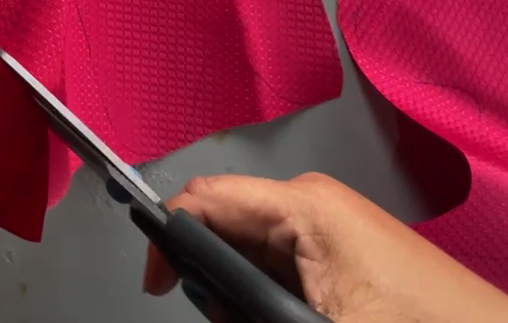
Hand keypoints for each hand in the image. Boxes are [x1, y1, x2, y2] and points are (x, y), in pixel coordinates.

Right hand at [143, 173, 507, 321]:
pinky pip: (286, 259)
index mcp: (303, 204)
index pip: (205, 198)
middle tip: (222, 322)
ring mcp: (334, 222)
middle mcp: (312, 200)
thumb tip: (206, 301)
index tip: (157, 287)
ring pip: (254, 245)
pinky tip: (285, 319)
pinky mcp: (350, 247)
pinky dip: (270, 291)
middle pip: (226, 222)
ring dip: (241, 288)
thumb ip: (249, 311)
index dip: (168, 235)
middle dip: (210, 273)